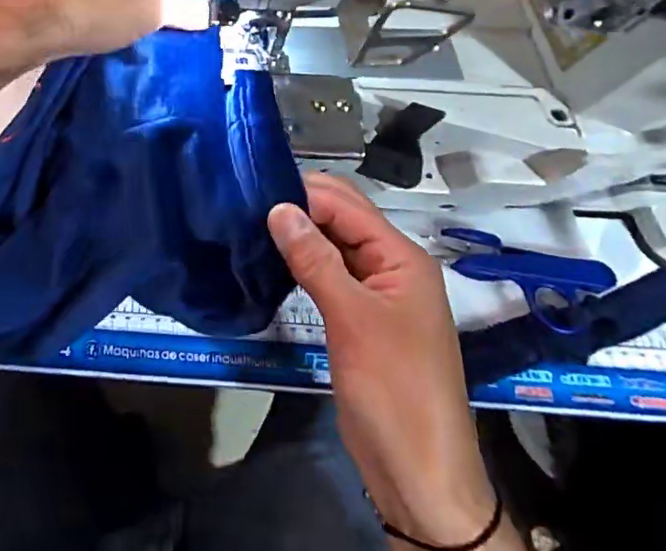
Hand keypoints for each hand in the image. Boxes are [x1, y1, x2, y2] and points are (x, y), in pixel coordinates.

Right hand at [269, 174, 502, 546]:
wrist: (418, 473)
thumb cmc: (393, 390)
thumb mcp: (351, 319)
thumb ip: (315, 259)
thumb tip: (278, 208)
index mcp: (402, 257)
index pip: (348, 205)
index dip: (305, 194)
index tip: (255, 191)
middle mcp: (392, 267)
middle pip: (344, 221)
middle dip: (302, 208)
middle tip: (247, 206)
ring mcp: (377, 295)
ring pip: (335, 248)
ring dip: (301, 236)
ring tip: (252, 226)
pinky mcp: (361, 320)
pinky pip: (332, 276)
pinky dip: (305, 265)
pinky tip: (274, 262)